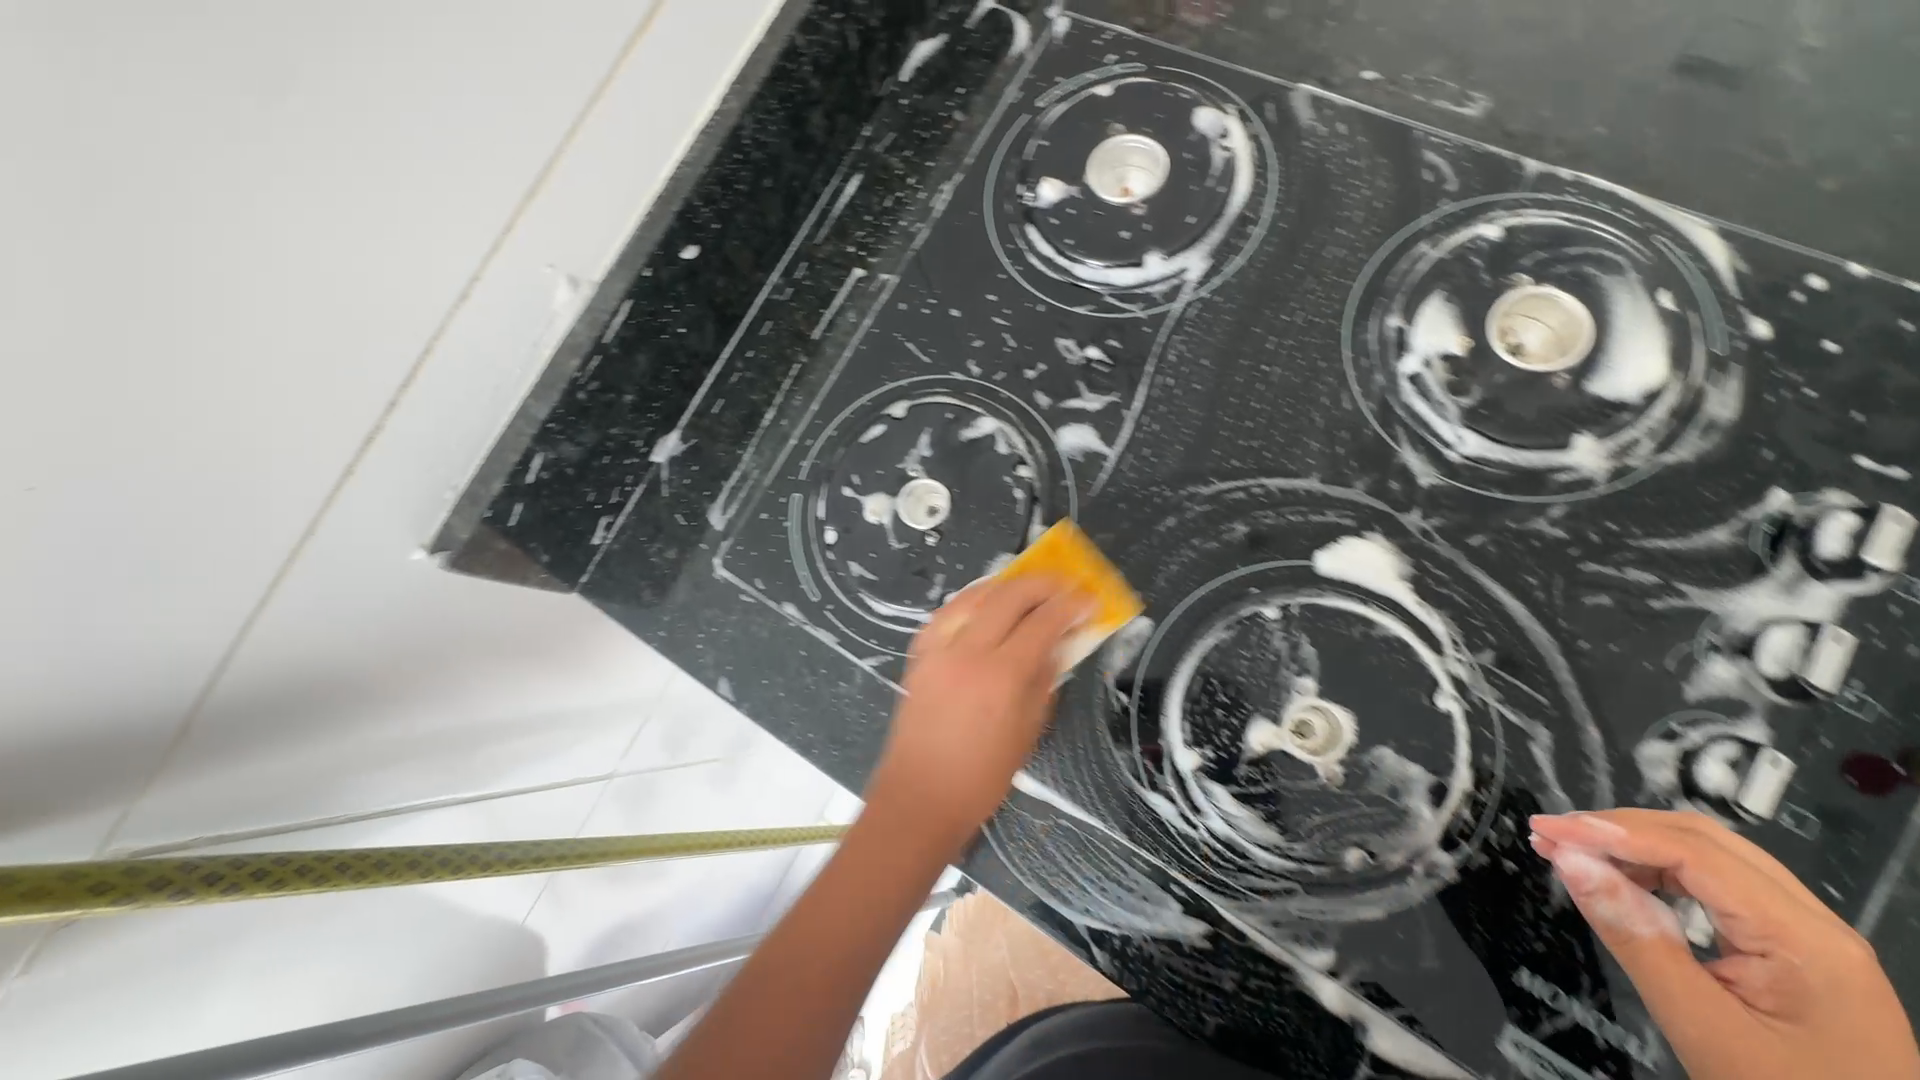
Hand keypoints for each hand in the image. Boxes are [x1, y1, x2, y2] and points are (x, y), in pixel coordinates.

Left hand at [866, 573, 1092, 851]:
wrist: (919, 796)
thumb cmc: (982, 777)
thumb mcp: (1029, 731)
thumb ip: (1044, 680)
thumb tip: (1058, 645)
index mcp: (1002, 676)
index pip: (1043, 623)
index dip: (1071, 606)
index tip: (1089, 599)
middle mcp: (968, 652)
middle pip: (1008, 595)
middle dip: (1041, 583)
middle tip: (1064, 584)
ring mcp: (938, 649)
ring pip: (974, 594)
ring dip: (1006, 584)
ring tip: (1029, 587)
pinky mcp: (918, 654)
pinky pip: (947, 612)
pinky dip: (972, 600)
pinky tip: (987, 604)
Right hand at [1530, 809, 1919, 1079]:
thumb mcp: (1699, 1025)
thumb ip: (1636, 937)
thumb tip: (1570, 862)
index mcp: (1802, 937)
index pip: (1693, 852)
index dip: (1610, 831)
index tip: (1543, 830)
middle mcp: (1816, 921)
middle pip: (1707, 841)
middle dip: (1621, 828)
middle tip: (1550, 836)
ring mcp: (1813, 934)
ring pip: (1715, 858)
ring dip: (1640, 847)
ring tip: (1576, 856)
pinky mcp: (1800, 949)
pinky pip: (1725, 888)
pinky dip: (1666, 873)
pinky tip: (1627, 883)